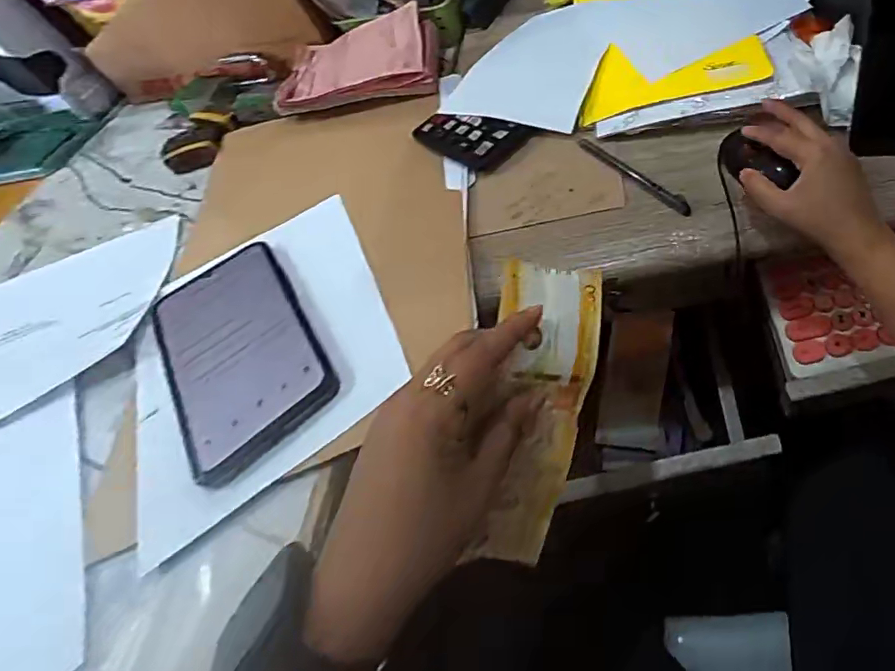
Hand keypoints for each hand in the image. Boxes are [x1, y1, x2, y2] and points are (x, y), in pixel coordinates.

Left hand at [305, 307, 545, 663]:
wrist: (356, 584)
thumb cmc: (427, 536)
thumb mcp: (479, 486)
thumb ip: (507, 432)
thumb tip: (532, 395)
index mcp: (431, 409)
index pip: (478, 355)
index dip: (510, 331)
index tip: (537, 310)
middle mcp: (407, 398)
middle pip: (452, 350)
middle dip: (491, 339)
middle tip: (528, 341)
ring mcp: (390, 412)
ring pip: (437, 367)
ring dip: (472, 359)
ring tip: (507, 370)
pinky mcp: (384, 429)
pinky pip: (425, 388)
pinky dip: (454, 381)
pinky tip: (473, 401)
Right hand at [737, 100, 889, 259]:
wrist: (861, 237)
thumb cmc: (821, 222)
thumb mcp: (783, 208)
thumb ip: (760, 189)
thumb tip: (744, 172)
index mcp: (813, 153)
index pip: (780, 136)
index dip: (759, 132)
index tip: (743, 129)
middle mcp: (829, 145)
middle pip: (802, 121)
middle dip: (782, 111)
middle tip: (764, 103)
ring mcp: (843, 152)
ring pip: (815, 128)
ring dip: (796, 121)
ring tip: (780, 118)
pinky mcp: (849, 163)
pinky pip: (824, 138)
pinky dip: (808, 133)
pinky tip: (802, 140)